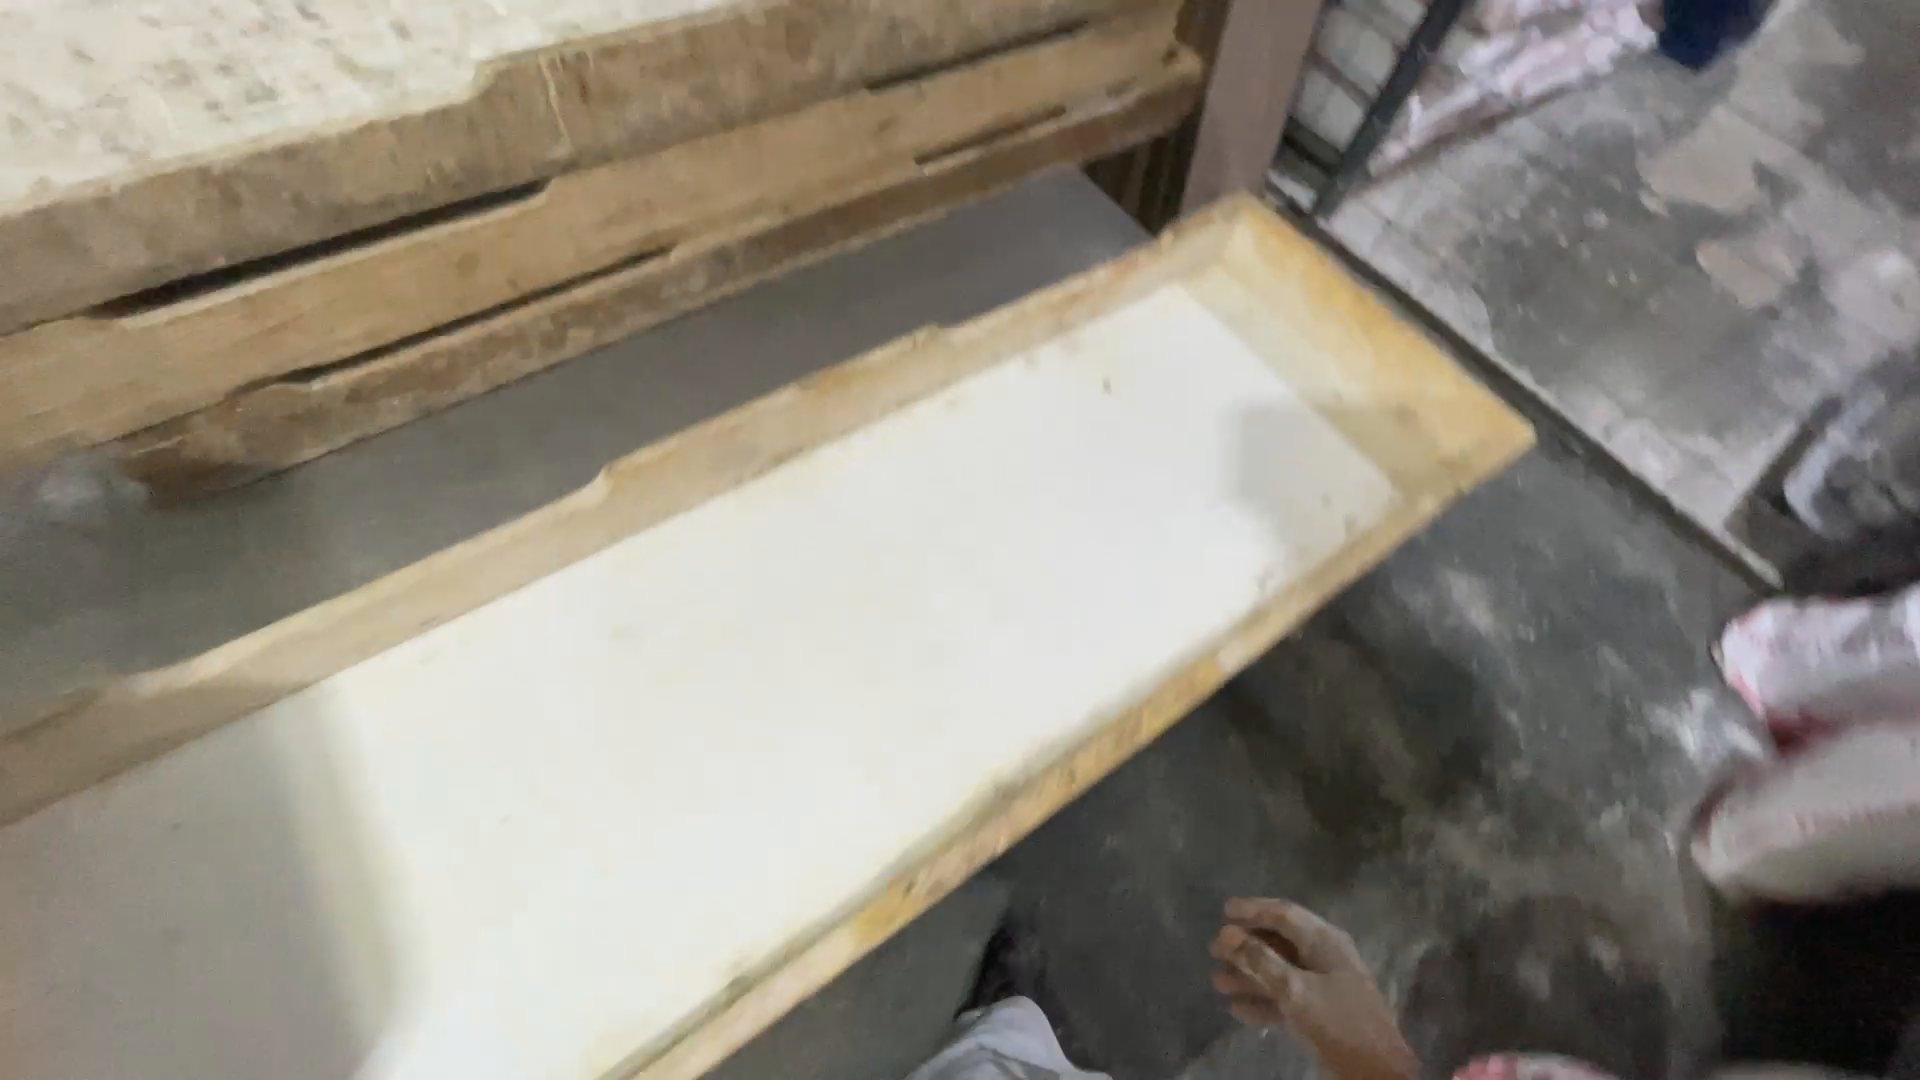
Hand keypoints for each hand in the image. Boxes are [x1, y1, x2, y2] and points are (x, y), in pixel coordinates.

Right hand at [1210, 898, 1418, 1079]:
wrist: (1378, 1079)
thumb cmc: (1338, 1023)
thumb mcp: (1294, 989)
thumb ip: (1259, 960)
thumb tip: (1227, 934)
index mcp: (1324, 941)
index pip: (1283, 914)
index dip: (1252, 910)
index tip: (1223, 911)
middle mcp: (1324, 957)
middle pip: (1277, 943)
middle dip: (1244, 947)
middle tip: (1214, 950)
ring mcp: (1323, 986)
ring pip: (1278, 971)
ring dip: (1248, 976)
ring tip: (1218, 983)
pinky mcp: (1321, 1013)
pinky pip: (1286, 997)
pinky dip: (1263, 1001)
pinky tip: (1237, 1010)